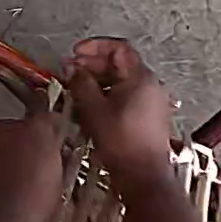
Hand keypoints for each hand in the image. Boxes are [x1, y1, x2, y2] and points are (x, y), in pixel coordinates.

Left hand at [0, 113, 66, 221]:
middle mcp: (5, 128)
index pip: (44, 113)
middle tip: (31, 161)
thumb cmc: (34, 206)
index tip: (52, 129)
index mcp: (35, 131)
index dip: (48, 122)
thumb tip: (53, 150)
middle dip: (23, 139)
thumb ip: (54, 157)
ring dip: (3, 150)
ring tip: (10, 175)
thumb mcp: (57, 181)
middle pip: (17, 126)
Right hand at [66, 38, 175, 187]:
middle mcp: (150, 85)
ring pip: (120, 80)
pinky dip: (105, 93)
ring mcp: (150, 100)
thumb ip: (81, 83)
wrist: (143, 174)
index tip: (75, 52)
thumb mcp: (93, 109)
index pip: (119, 48)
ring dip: (96, 80)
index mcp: (140, 79)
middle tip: (70, 71)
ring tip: (75, 89)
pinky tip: (89, 104)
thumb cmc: (120, 142)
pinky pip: (124, 94)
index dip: (94, 46)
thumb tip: (72, 68)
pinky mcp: (147, 114)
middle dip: (91, 64)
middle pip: (119, 63)